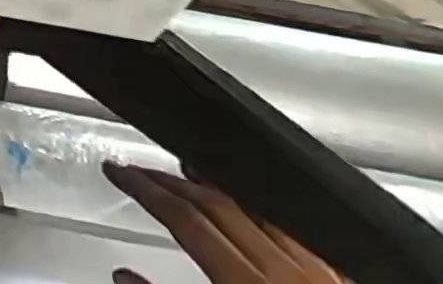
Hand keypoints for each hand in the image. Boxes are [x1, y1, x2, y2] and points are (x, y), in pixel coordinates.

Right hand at [104, 163, 346, 283]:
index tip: (116, 171)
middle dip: (171, 181)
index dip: (144, 188)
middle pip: (218, 207)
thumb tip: (124, 276)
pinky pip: (306, 238)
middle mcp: (288, 276)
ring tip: (192, 170)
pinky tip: (262, 210)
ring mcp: (327, 281)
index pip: (185, 219)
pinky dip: (272, 214)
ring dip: (220, 187)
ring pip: (263, 212)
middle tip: (139, 170)